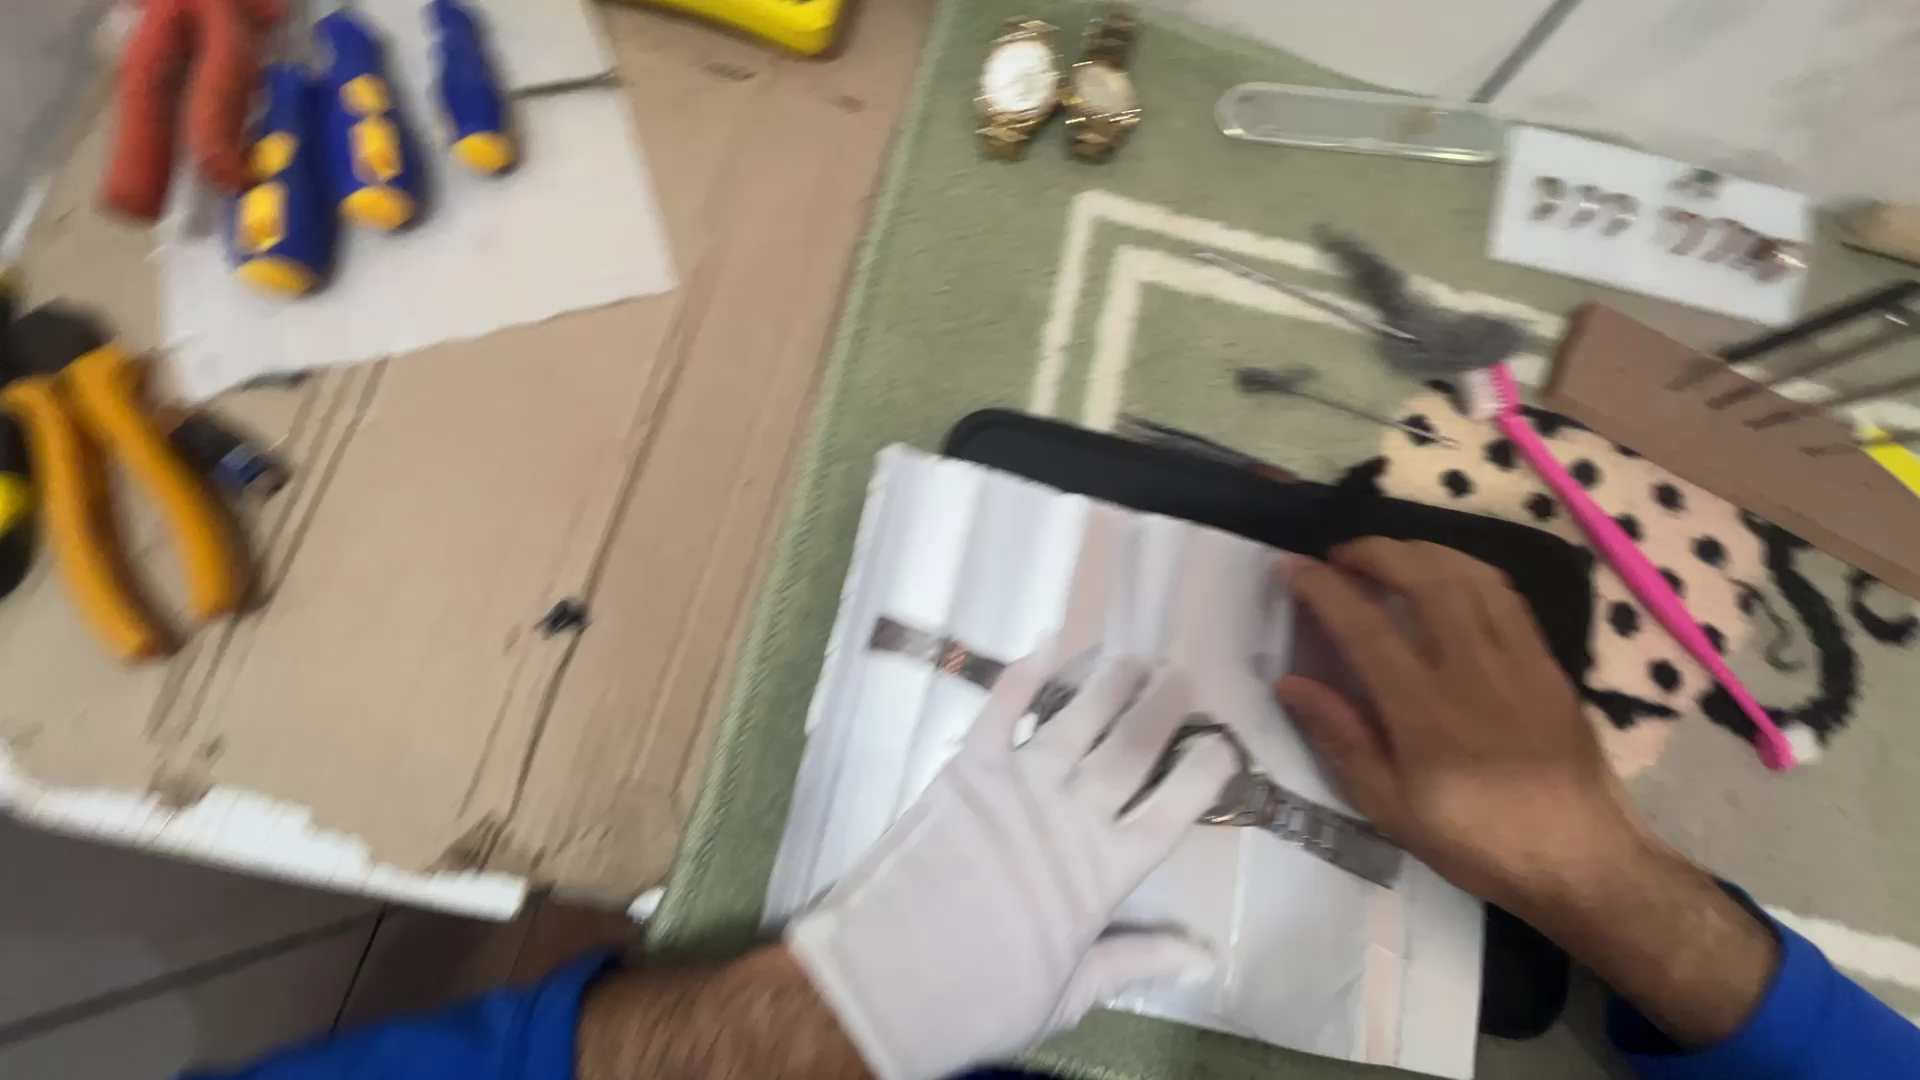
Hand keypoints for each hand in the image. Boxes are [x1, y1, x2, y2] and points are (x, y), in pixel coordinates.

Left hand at [786, 654, 1237, 1079]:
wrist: (886, 982)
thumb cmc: (982, 996)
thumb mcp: (1069, 994)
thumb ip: (1137, 961)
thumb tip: (1205, 956)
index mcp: (1103, 874)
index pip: (1172, 812)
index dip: (1203, 774)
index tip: (1222, 744)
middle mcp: (1071, 817)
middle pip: (1132, 750)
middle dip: (1162, 708)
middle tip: (1178, 677)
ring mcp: (1019, 787)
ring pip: (1078, 722)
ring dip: (1109, 686)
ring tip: (1132, 659)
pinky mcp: (969, 771)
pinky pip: (1001, 713)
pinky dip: (1022, 677)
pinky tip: (1045, 646)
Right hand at [1279, 538, 1775, 1045]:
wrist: (1586, 866)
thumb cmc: (1474, 841)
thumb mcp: (1387, 804)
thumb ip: (1339, 735)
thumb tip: (1287, 682)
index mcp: (1426, 711)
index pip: (1365, 627)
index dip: (1323, 588)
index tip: (1291, 566)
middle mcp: (1475, 673)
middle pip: (1426, 581)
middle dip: (1376, 552)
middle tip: (1339, 555)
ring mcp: (1521, 663)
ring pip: (1472, 577)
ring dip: (1421, 551)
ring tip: (1387, 556)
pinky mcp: (1550, 665)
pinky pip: (1506, 597)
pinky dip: (1465, 571)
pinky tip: (1444, 578)